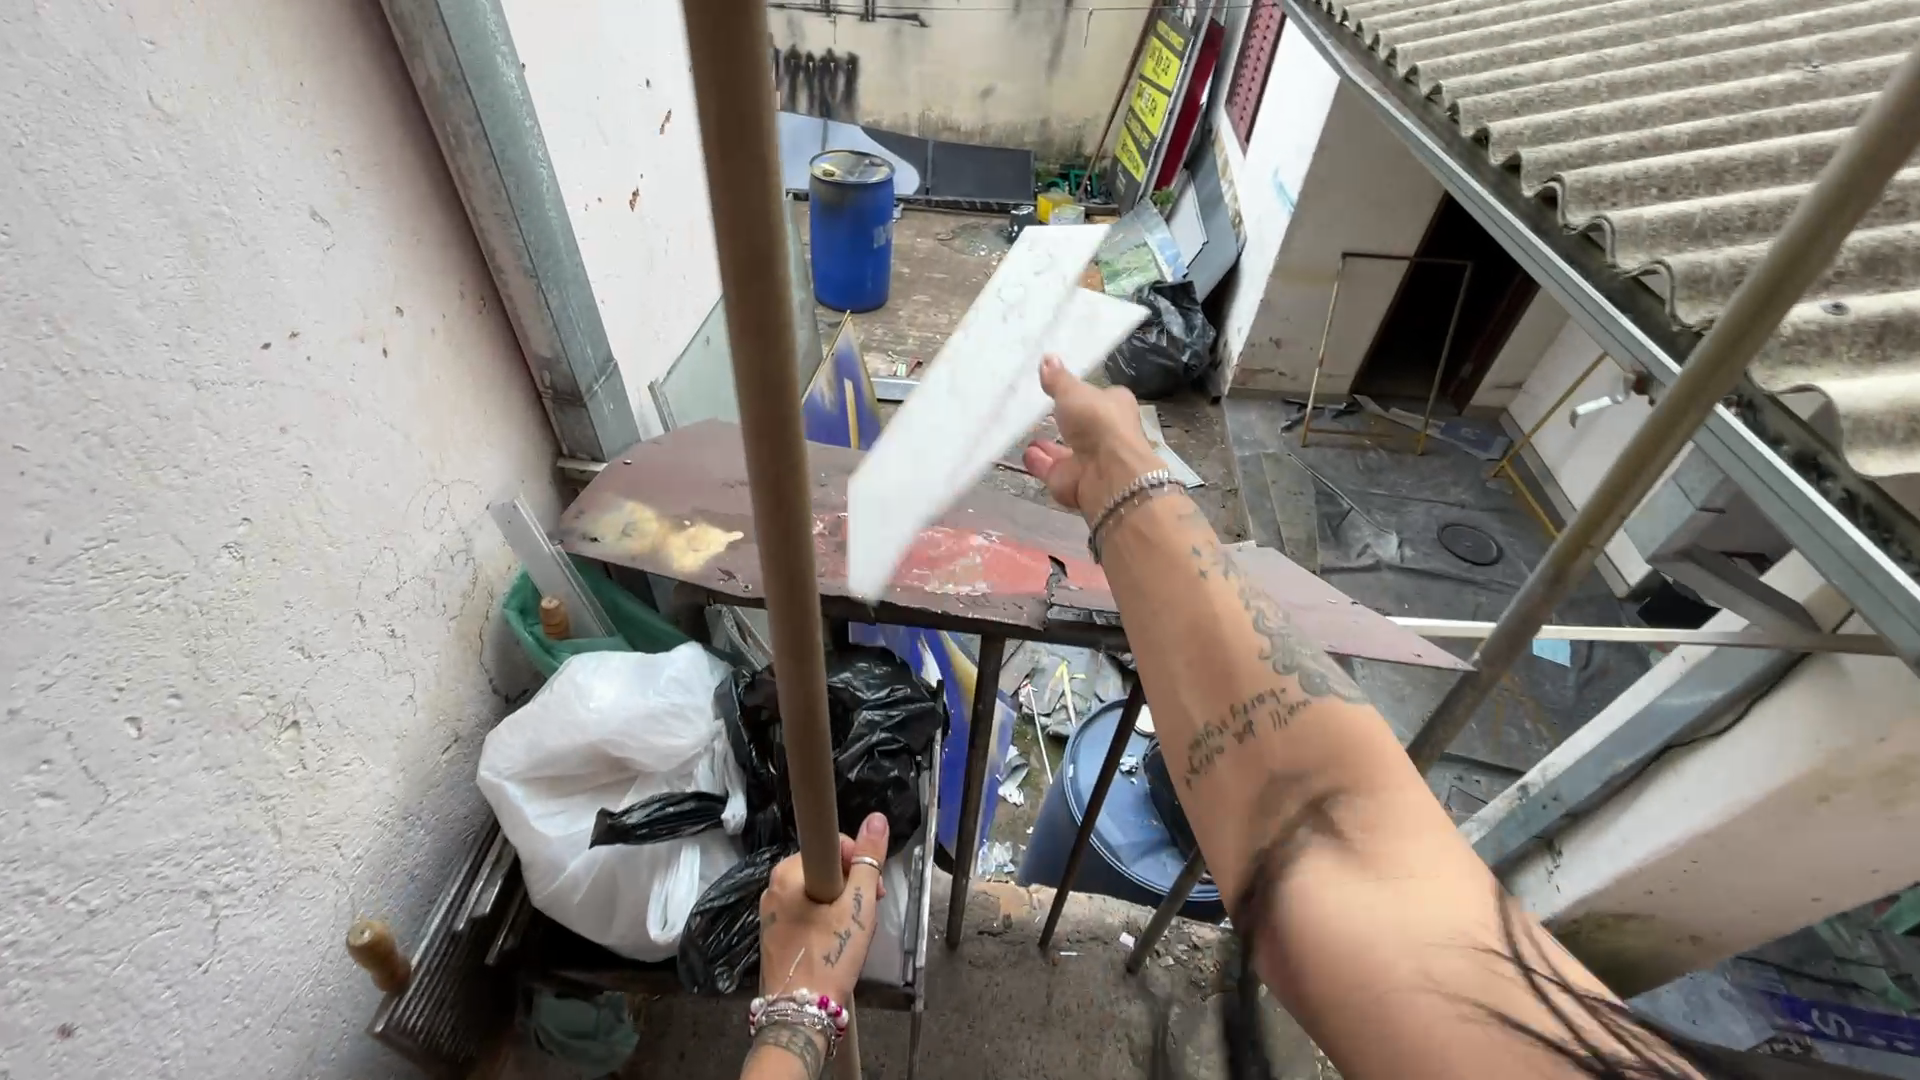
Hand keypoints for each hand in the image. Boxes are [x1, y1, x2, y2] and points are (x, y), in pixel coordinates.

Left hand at [757, 812, 889, 1004]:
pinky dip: (825, 920)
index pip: (831, 846)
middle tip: (870, 911)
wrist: (800, 1016)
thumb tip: (877, 818)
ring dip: (840, 905)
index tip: (873, 887)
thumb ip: (869, 859)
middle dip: (852, 885)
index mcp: (787, 872)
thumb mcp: (858, 905)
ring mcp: (771, 913)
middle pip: (824, 868)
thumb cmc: (830, 956)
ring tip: (855, 932)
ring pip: (817, 892)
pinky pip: (806, 913)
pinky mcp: (774, 935)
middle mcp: (773, 887)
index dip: (858, 861)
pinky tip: (837, 943)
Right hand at [1022, 355, 1163, 516]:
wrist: (1107, 472)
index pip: (1098, 396)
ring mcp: (1088, 460)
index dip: (1081, 393)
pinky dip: (1038, 462)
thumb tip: (1047, 358)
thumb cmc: (1097, 421)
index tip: (1061, 387)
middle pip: (1080, 425)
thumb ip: (1058, 379)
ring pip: (1064, 450)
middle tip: (1041, 411)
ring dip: (1048, 444)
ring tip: (1028, 434)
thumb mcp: (1074, 392)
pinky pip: (1050, 468)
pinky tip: (1026, 453)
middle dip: (1063, 421)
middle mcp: (1104, 433)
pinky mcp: (1070, 480)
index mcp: (1114, 406)